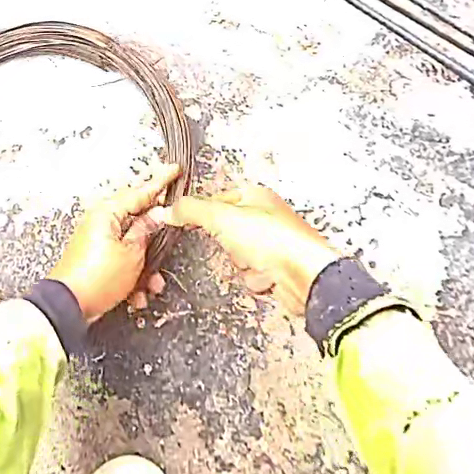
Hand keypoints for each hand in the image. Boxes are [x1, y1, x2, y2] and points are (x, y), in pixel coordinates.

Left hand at [48, 162, 177, 322]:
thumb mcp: (132, 253)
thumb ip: (147, 230)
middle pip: (137, 219)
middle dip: (155, 238)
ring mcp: (97, 239)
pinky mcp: (95, 257)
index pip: (140, 192)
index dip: (161, 183)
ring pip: (131, 244)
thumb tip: (158, 214)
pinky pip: (120, 259)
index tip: (175, 171)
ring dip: (145, 266)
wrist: (67, 309)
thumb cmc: (97, 279)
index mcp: (108, 212)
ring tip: (151, 286)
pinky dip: (132, 276)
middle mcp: (100, 221)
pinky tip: (137, 296)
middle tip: (170, 238)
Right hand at [147, 183, 339, 315]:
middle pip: (226, 231)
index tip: (187, 222)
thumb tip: (168, 208)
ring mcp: (272, 242)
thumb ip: (192, 211)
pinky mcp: (278, 267)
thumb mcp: (222, 217)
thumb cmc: (272, 239)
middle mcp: (265, 215)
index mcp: (255, 195)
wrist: (305, 276)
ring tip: (256, 262)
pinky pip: (252, 274)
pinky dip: (256, 279)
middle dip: (227, 245)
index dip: (202, 213)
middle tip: (235, 244)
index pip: (217, 200)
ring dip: (242, 264)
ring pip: (238, 256)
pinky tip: (267, 276)